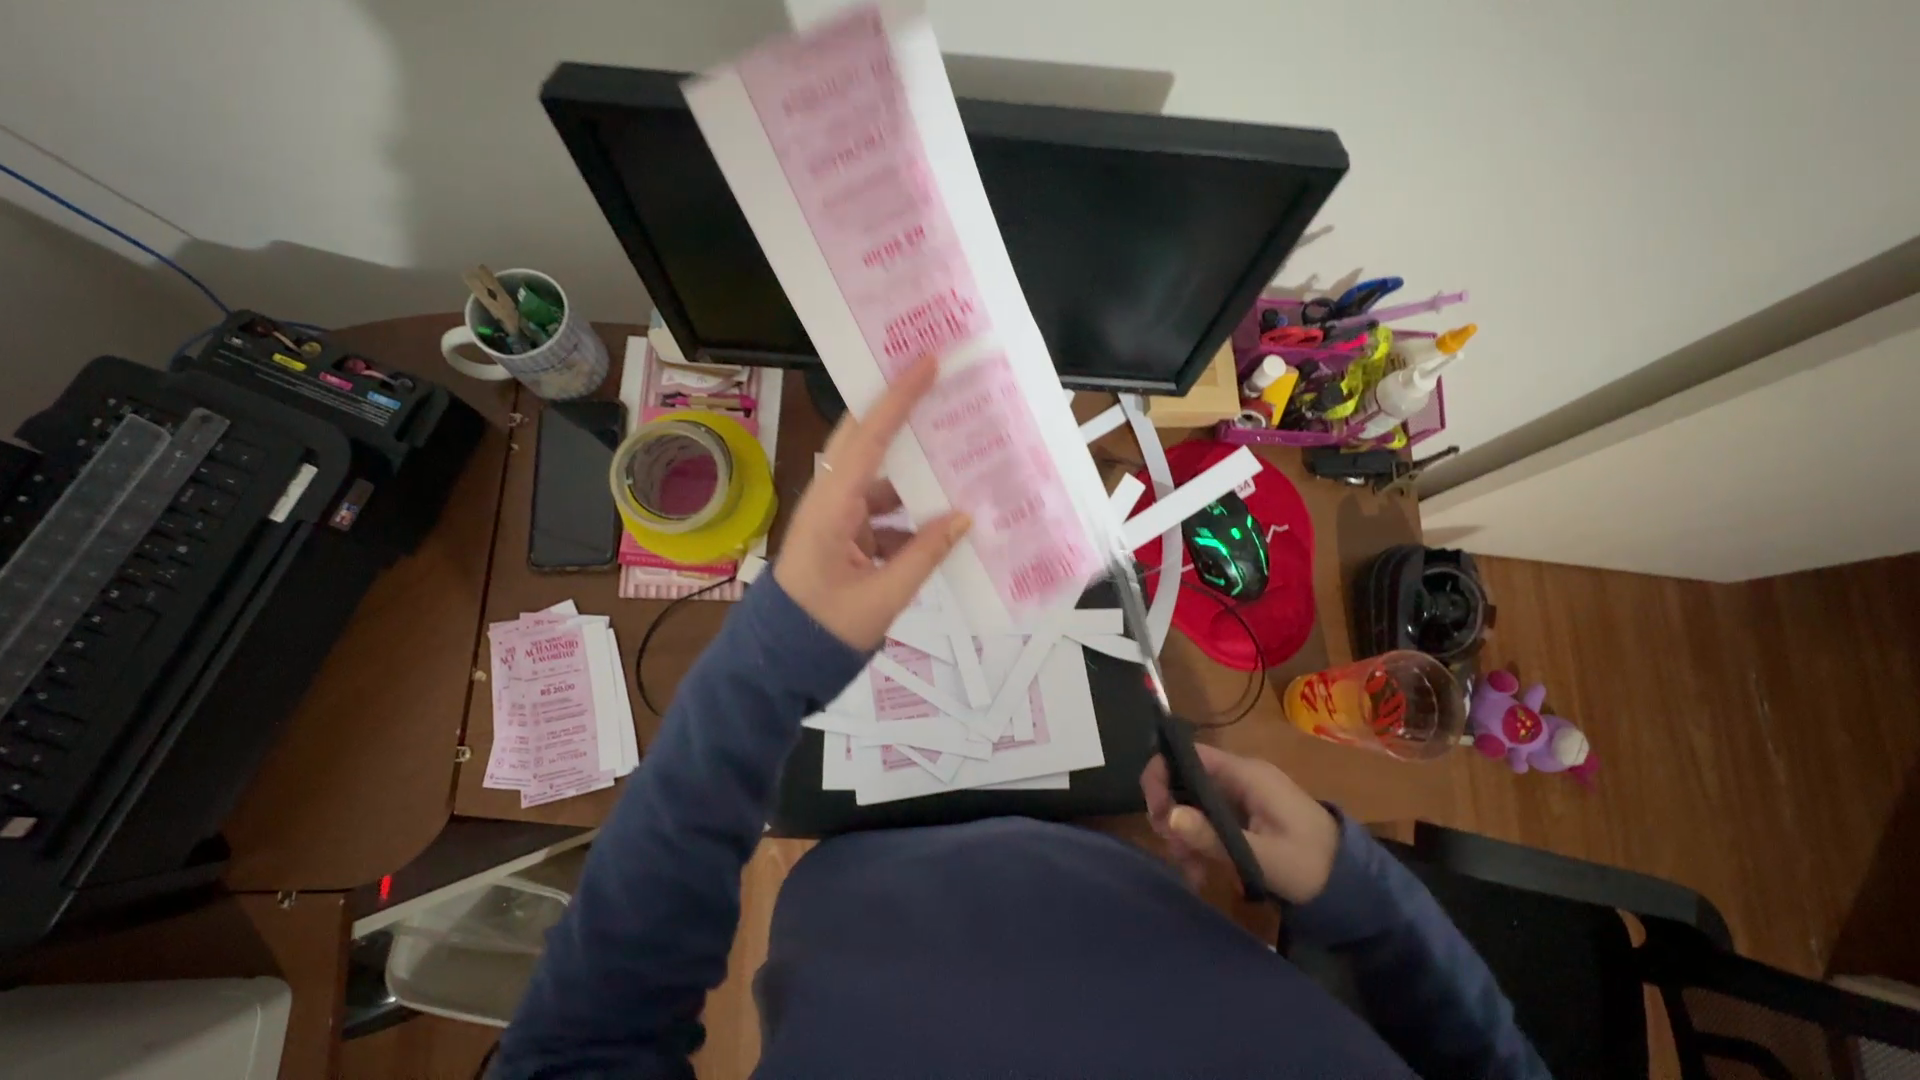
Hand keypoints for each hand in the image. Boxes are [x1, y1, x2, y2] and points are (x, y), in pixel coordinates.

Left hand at [773, 356, 970, 649]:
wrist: (780, 661)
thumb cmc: (825, 629)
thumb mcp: (883, 597)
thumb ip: (925, 555)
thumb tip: (964, 517)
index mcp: (831, 508)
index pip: (868, 439)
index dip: (897, 398)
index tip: (926, 362)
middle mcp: (828, 500)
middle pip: (864, 442)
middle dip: (899, 412)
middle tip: (936, 383)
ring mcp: (833, 517)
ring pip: (876, 479)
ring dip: (910, 470)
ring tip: (953, 453)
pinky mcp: (841, 536)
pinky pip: (878, 510)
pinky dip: (907, 512)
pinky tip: (940, 519)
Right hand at [1141, 744, 1341, 903]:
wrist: (1354, 886)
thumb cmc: (1310, 865)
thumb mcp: (1260, 856)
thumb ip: (1212, 836)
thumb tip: (1166, 816)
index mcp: (1246, 775)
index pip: (1188, 755)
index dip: (1161, 776)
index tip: (1156, 815)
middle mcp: (1240, 778)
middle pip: (1185, 782)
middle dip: (1172, 816)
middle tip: (1175, 852)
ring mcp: (1243, 797)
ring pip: (1194, 805)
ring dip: (1185, 836)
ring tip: (1192, 872)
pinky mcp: (1245, 816)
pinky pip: (1210, 821)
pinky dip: (1200, 843)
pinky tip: (1202, 873)